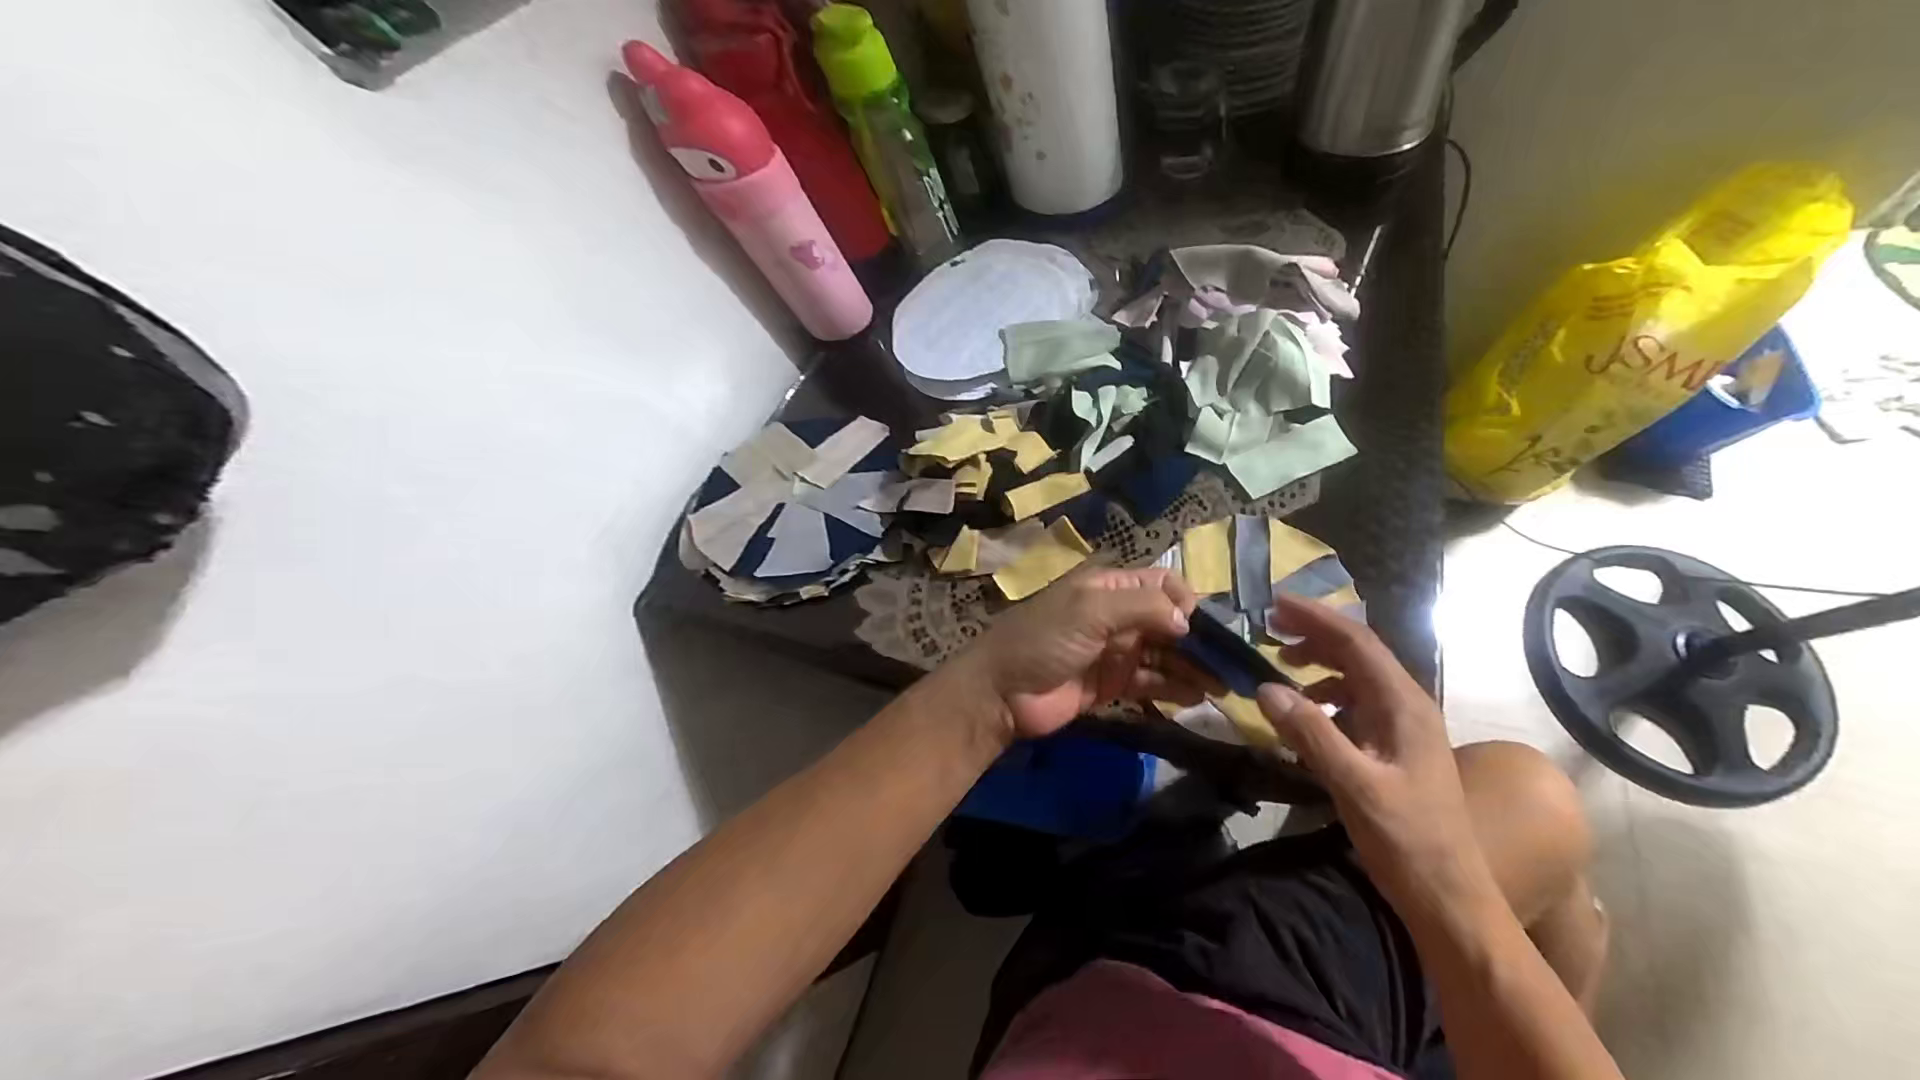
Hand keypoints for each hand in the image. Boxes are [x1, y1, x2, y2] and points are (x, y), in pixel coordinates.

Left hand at [943, 567, 1212, 740]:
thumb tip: (1188, 620)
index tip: (1206, 628)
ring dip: (1193, 666)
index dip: (1187, 601)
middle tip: (1231, 664)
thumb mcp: (1089, 610)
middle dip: (1199, 639)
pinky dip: (1174, 687)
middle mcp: (1115, 616)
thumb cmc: (1043, 640)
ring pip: (1164, 653)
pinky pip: (1151, 681)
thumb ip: (1142, 607)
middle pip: (1169, 621)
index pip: (1161, 583)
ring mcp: (1114, 651)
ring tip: (1223, 684)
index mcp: (1108, 587)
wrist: (1000, 693)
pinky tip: (1197, 696)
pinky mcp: (1111, 684)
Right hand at [1254, 595, 1497, 918]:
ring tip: (1279, 661)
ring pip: (1357, 676)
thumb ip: (1309, 732)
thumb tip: (1264, 687)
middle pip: (1359, 652)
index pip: (1358, 643)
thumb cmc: (1406, 838)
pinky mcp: (1393, 748)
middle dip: (1314, 633)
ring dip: (1318, 661)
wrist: (1448, 896)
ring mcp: (1402, 728)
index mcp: (1404, 706)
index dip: (1316, 618)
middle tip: (1269, 626)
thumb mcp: (1353, 784)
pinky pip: (1355, 703)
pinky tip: (1303, 709)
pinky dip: (1324, 694)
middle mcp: (1407, 707)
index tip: (1275, 603)